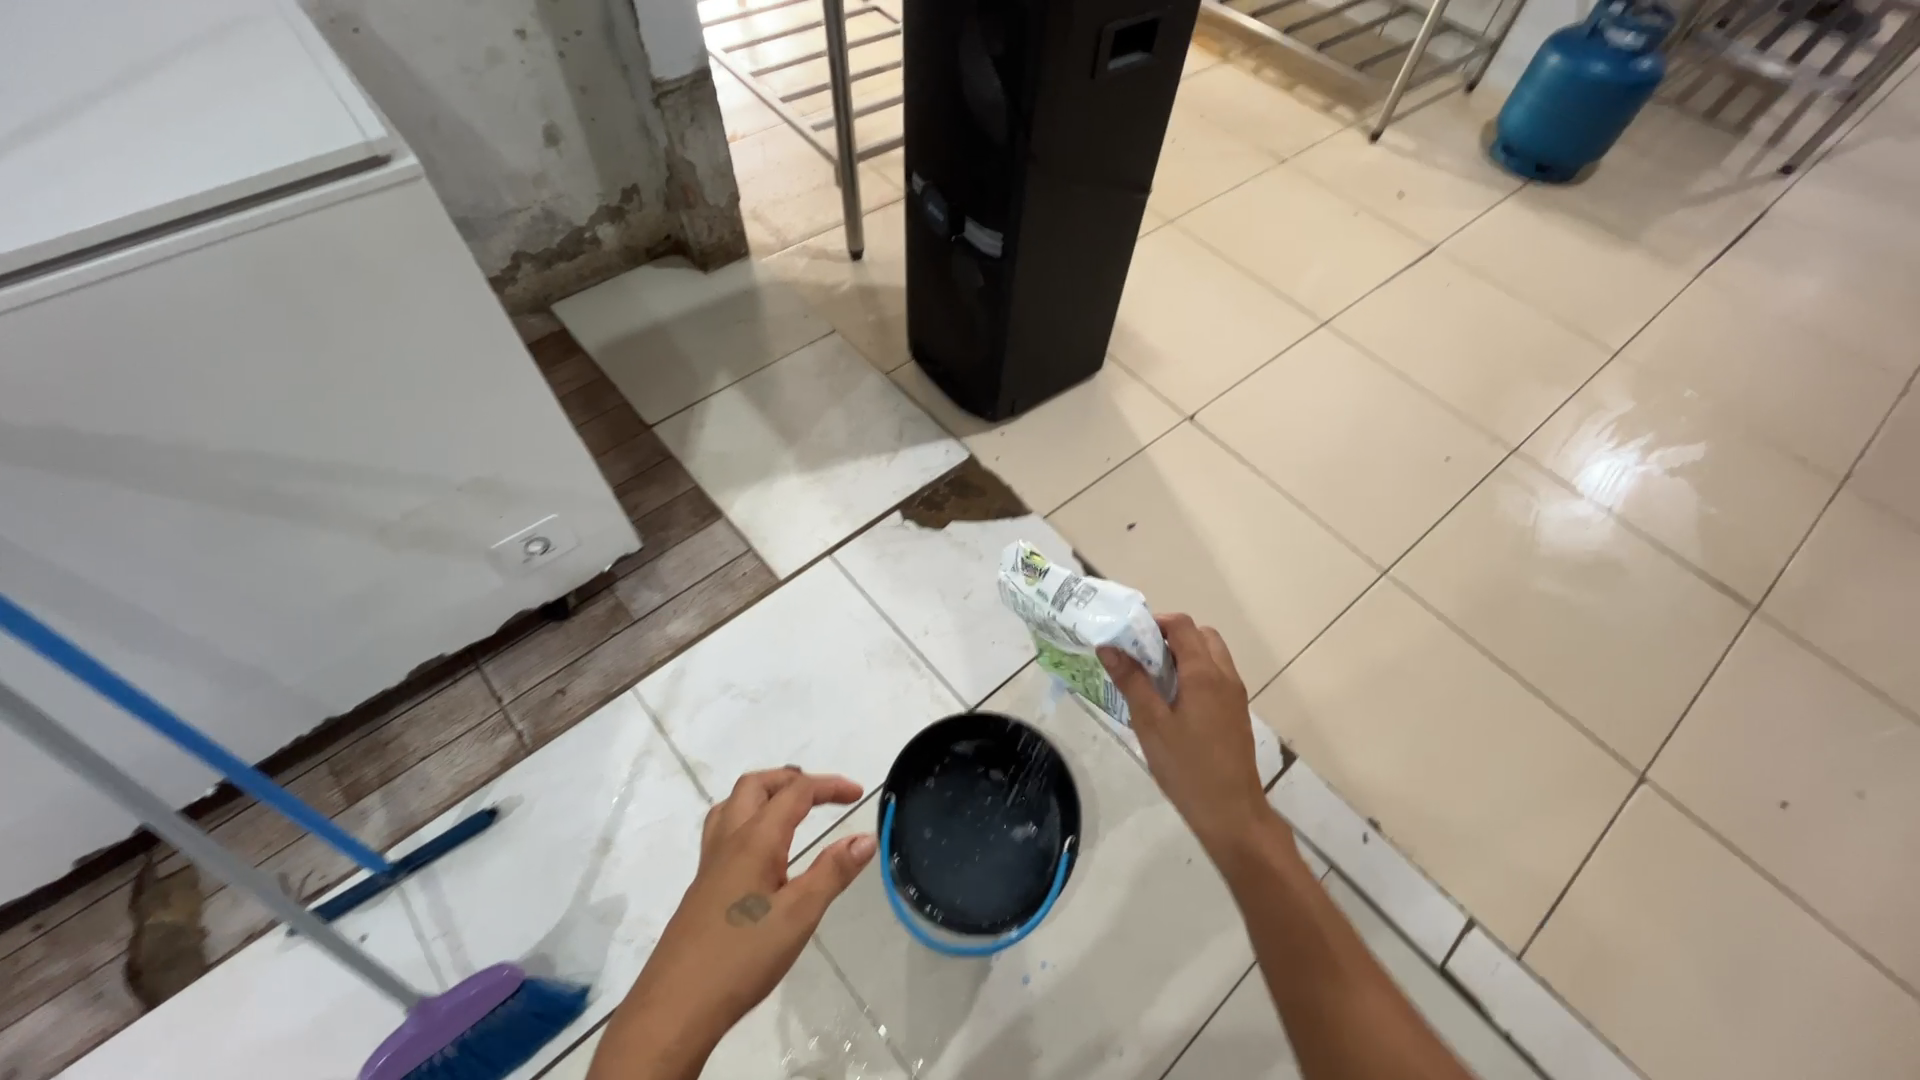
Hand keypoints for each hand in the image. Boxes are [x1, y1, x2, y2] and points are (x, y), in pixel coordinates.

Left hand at [601, 768, 875, 1078]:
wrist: (676, 1006)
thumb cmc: (743, 957)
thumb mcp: (799, 915)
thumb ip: (832, 872)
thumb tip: (866, 837)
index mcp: (755, 839)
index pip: (795, 792)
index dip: (828, 786)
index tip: (857, 793)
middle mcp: (728, 840)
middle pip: (756, 786)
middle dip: (792, 779)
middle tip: (824, 796)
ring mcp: (710, 863)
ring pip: (733, 805)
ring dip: (765, 795)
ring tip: (793, 812)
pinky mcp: (703, 886)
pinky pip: (724, 831)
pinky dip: (750, 820)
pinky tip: (764, 854)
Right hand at [1100, 615, 1271, 858]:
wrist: (1231, 811)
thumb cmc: (1186, 767)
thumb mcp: (1150, 723)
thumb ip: (1131, 681)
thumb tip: (1109, 647)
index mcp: (1204, 673)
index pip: (1182, 626)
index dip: (1155, 622)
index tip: (1128, 637)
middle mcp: (1225, 676)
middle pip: (1202, 635)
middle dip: (1171, 636)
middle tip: (1141, 657)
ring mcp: (1234, 695)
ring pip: (1212, 656)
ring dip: (1184, 655)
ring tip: (1153, 679)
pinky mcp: (1236, 713)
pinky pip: (1216, 677)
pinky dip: (1195, 674)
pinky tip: (1172, 702)